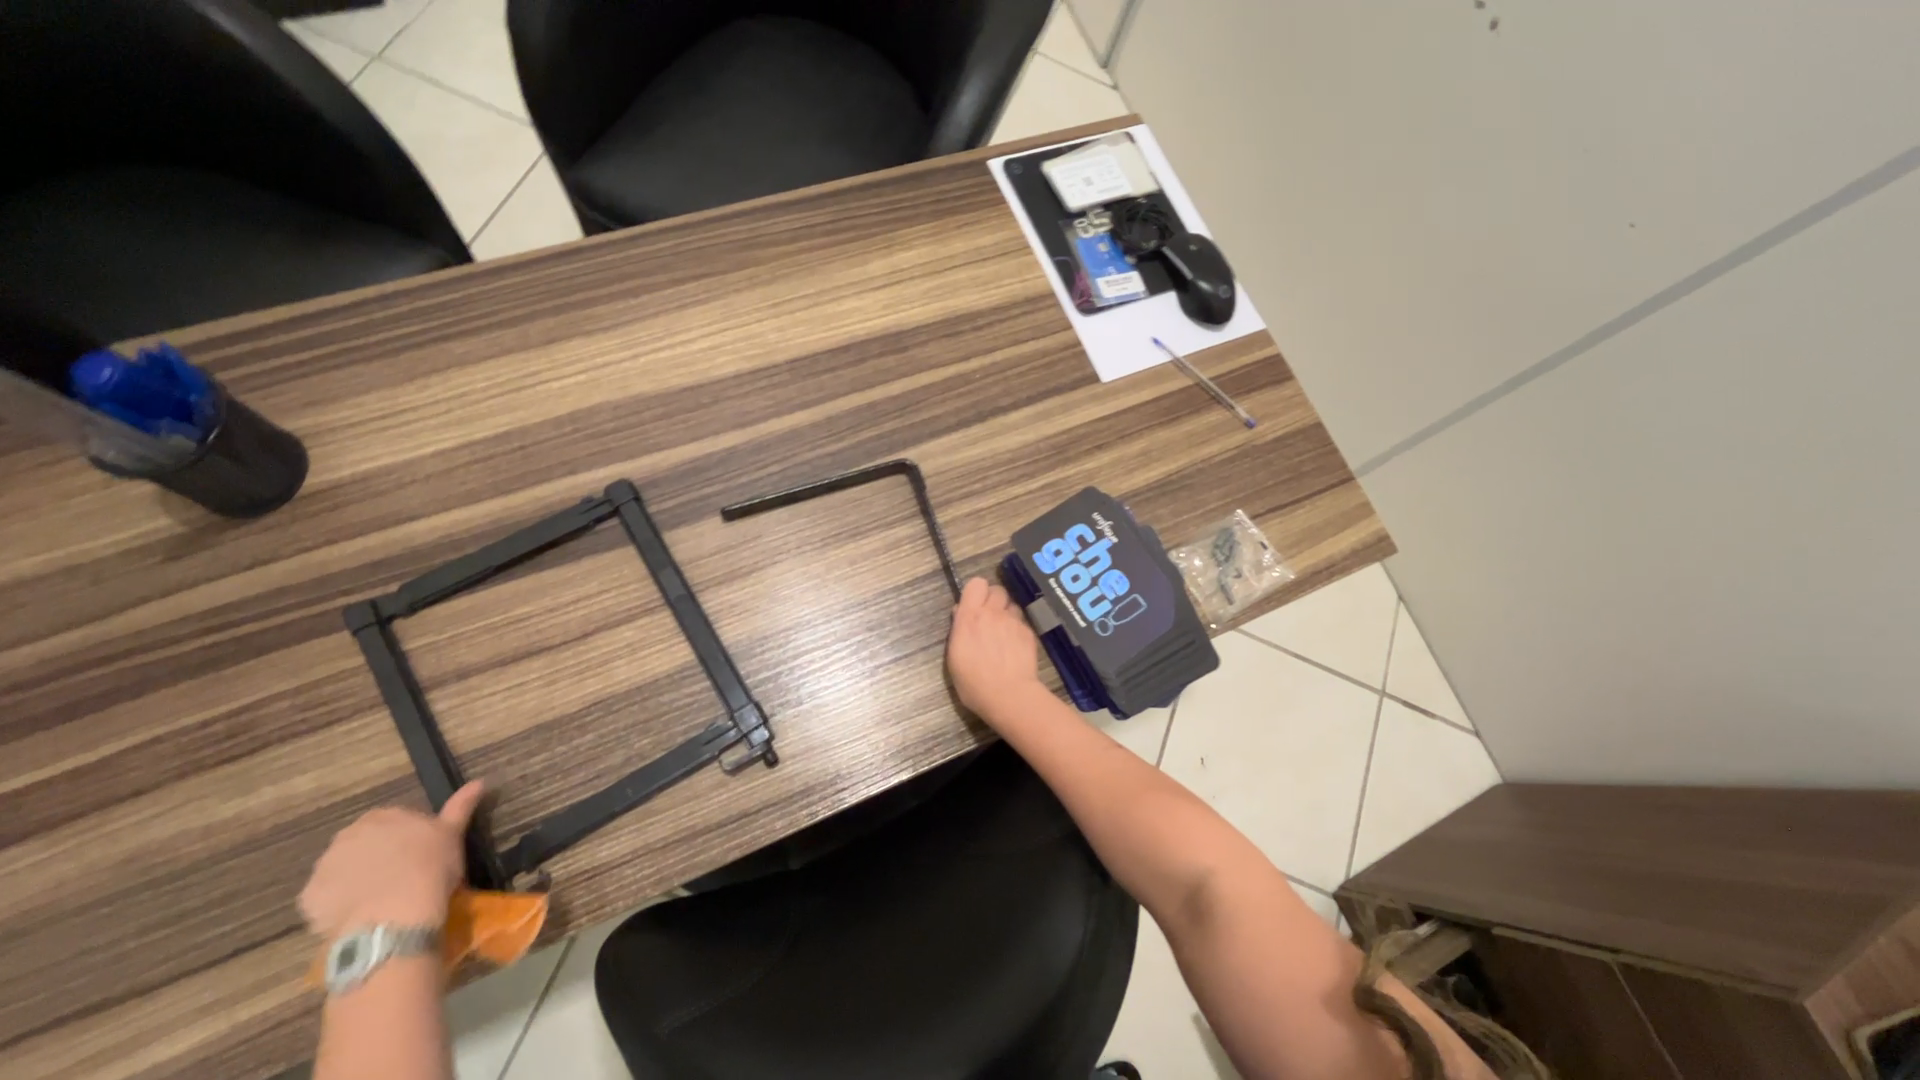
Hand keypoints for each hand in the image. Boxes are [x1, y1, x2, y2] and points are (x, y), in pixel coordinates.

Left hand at [299, 781, 482, 936]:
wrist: (396, 913)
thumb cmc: (430, 867)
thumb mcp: (452, 835)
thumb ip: (461, 807)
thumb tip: (479, 781)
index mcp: (381, 816)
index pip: (392, 822)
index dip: (406, 841)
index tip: (420, 858)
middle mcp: (347, 835)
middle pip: (362, 845)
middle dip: (376, 858)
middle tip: (399, 879)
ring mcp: (324, 866)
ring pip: (341, 872)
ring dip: (355, 882)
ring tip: (379, 902)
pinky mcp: (309, 898)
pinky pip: (324, 900)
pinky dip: (337, 906)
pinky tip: (358, 917)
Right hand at [947, 577, 1047, 725]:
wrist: (1008, 696)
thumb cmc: (973, 682)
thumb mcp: (954, 657)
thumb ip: (958, 629)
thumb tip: (962, 613)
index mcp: (970, 617)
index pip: (976, 583)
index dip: (976, 591)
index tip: (973, 605)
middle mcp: (993, 613)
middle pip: (997, 589)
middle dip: (993, 599)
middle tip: (988, 617)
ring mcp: (1014, 621)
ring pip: (1012, 604)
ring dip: (1006, 613)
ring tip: (1003, 632)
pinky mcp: (1029, 632)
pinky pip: (1022, 622)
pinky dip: (1017, 629)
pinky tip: (1015, 647)